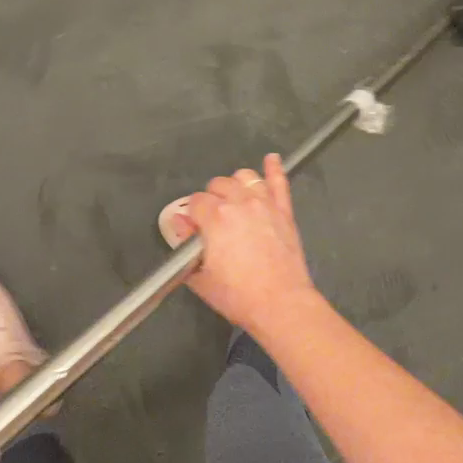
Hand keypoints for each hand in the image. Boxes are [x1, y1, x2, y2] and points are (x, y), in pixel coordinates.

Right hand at [178, 153, 319, 332]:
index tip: (196, 230)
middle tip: (214, 220)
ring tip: (234, 198)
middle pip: (219, 184)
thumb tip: (177, 223)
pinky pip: (279, 182)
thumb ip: (185, 245)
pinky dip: (274, 168)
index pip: (195, 201)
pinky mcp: (284, 211)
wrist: (281, 303)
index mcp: (215, 217)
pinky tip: (271, 159)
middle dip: (212, 198)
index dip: (192, 215)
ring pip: (245, 177)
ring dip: (236, 184)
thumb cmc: (237, 295)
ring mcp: (265, 204)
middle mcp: (239, 203)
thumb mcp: (200, 277)